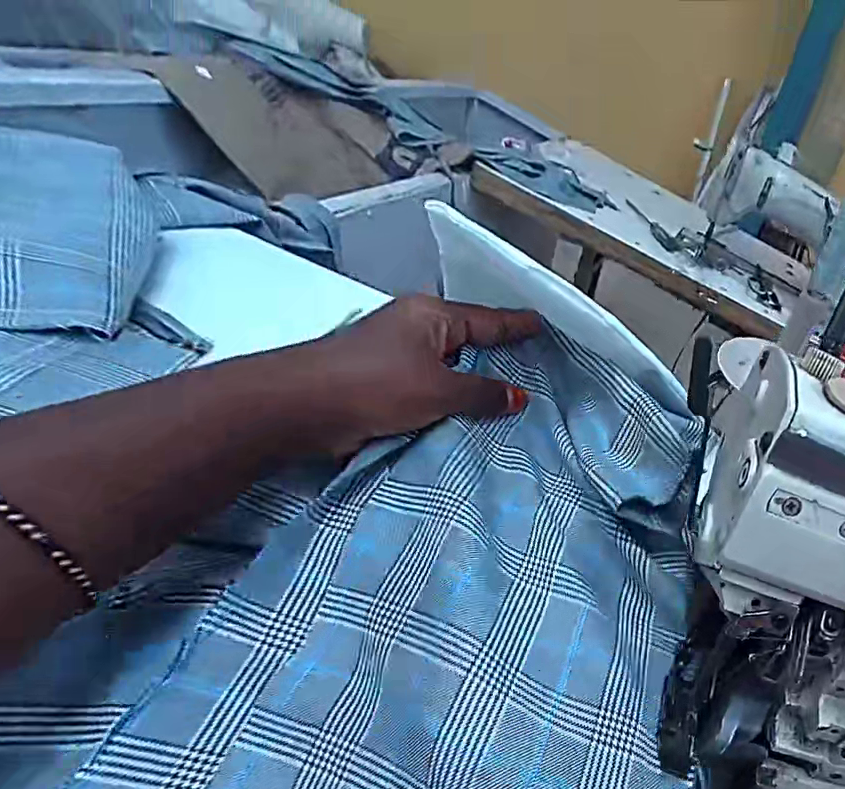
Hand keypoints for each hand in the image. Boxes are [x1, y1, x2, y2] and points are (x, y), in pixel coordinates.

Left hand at [289, 295, 543, 456]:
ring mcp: (395, 356)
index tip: (540, 324)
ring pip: (447, 369)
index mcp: (429, 316)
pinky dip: (449, 401)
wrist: (304, 406)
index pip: (485, 320)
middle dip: (495, 355)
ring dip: (471, 384)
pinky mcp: (382, 384)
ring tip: (507, 397)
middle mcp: (413, 330)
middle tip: (531, 365)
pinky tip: (467, 416)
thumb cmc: (375, 385)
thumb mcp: (439, 389)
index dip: (515, 325)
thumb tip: (517, 397)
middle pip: (465, 342)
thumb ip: (481, 393)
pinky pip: (430, 390)